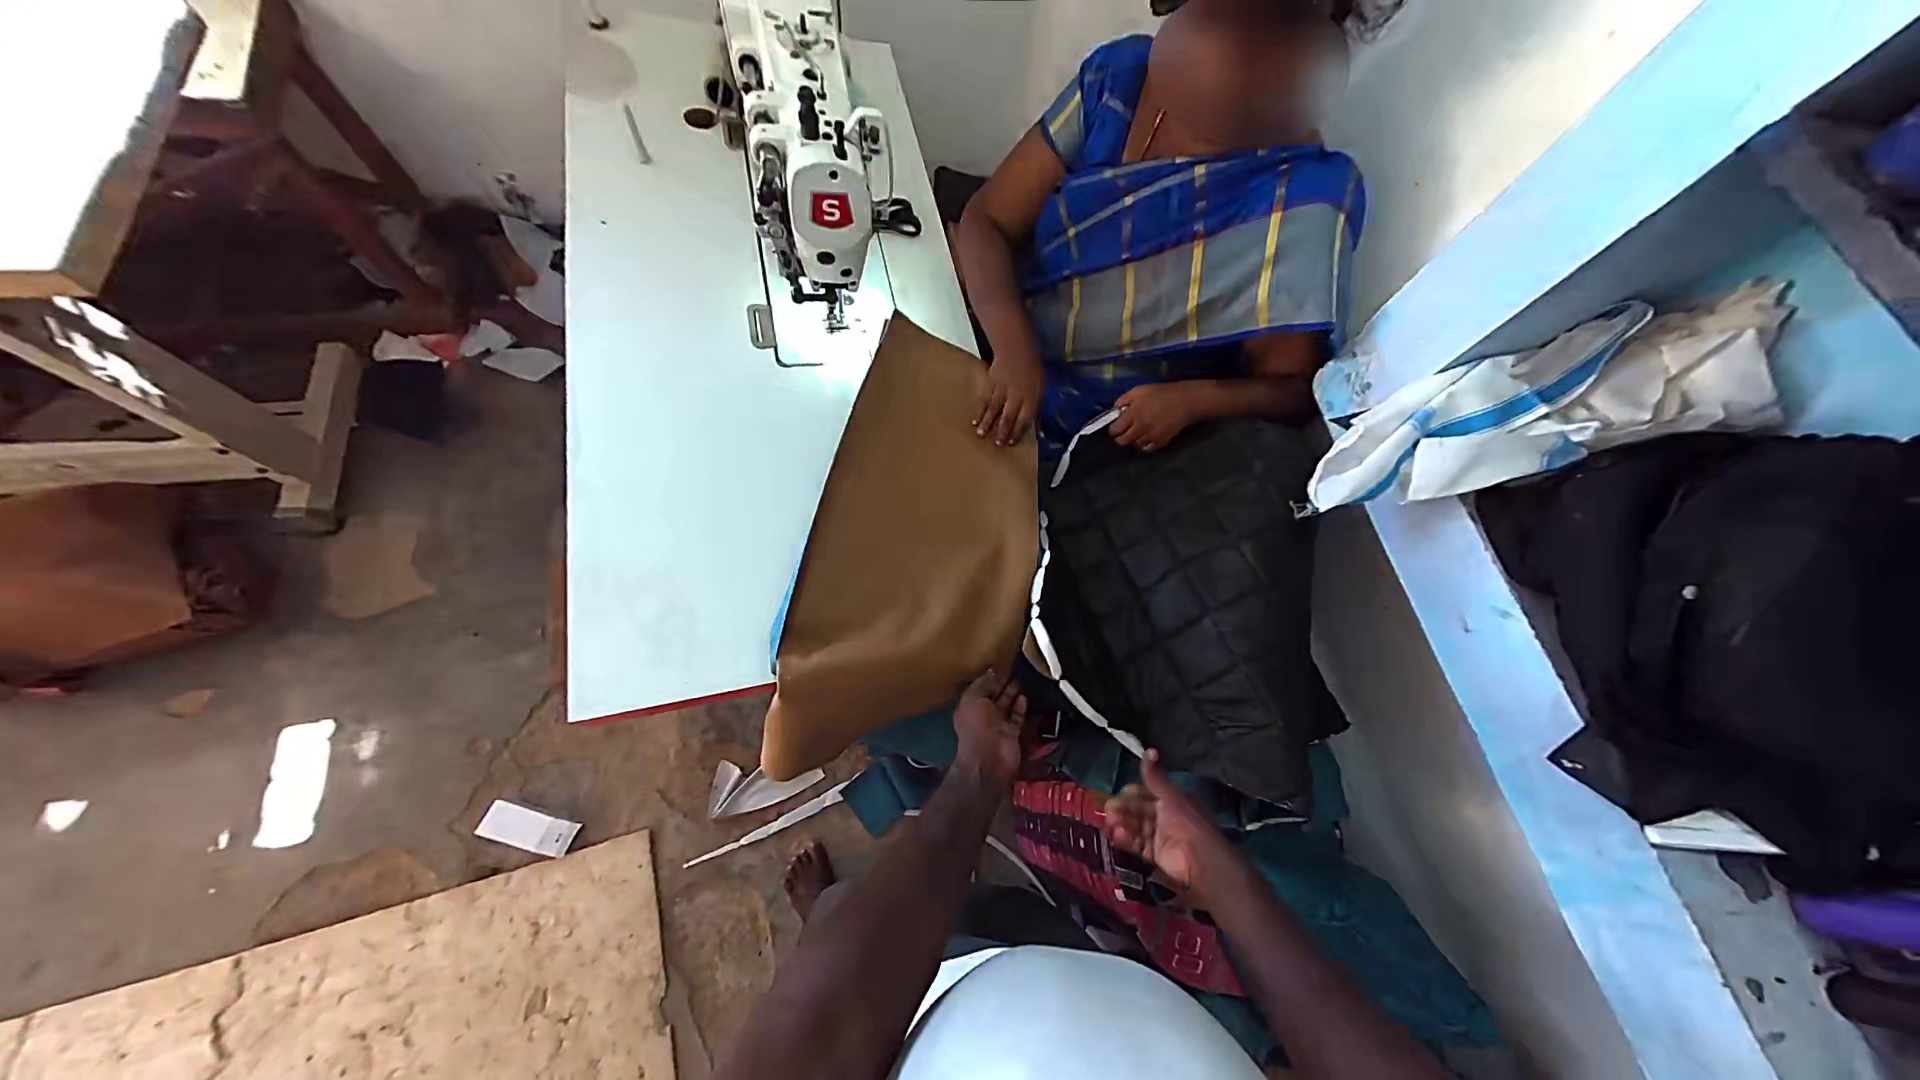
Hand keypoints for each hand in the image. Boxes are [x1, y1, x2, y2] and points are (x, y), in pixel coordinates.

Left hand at [952, 669, 1026, 786]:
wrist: (989, 757)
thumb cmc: (977, 724)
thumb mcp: (973, 698)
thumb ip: (983, 684)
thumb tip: (992, 672)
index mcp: (970, 705)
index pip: (980, 687)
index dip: (989, 677)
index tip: (1000, 664)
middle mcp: (983, 714)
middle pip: (994, 695)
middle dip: (1003, 683)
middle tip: (1015, 668)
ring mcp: (998, 723)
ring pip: (1007, 704)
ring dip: (1013, 693)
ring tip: (1022, 679)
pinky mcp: (1012, 732)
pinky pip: (1017, 716)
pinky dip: (1020, 707)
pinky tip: (1024, 696)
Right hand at [976, 352, 1044, 446]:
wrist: (1016, 349)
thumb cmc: (1030, 370)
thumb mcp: (1041, 388)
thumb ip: (1036, 406)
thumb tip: (1035, 426)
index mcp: (1031, 396)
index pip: (1024, 418)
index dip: (1017, 432)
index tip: (1011, 442)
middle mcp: (1016, 394)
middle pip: (1008, 416)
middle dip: (1002, 431)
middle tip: (997, 444)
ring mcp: (1002, 388)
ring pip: (994, 408)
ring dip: (987, 423)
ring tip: (981, 435)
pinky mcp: (990, 383)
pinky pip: (984, 399)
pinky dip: (979, 411)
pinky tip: (974, 421)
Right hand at [1103, 750, 1223, 889]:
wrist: (1200, 858)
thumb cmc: (1187, 821)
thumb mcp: (1171, 796)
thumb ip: (1155, 777)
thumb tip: (1149, 750)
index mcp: (1169, 799)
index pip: (1143, 793)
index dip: (1129, 795)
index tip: (1118, 796)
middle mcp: (1163, 816)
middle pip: (1136, 811)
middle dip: (1122, 810)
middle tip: (1109, 812)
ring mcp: (1158, 835)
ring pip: (1134, 826)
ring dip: (1122, 824)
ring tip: (1113, 826)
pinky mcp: (1154, 854)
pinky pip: (1136, 843)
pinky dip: (1126, 839)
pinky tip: (1118, 836)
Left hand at [1110, 383, 1201, 451]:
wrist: (1184, 401)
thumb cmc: (1161, 394)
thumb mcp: (1139, 391)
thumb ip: (1124, 400)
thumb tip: (1115, 409)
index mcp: (1133, 415)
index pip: (1115, 429)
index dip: (1113, 429)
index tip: (1115, 426)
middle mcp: (1140, 428)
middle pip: (1122, 441)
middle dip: (1120, 437)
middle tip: (1123, 432)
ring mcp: (1150, 437)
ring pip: (1135, 445)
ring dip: (1133, 440)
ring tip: (1137, 432)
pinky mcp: (1160, 442)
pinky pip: (1147, 449)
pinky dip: (1144, 445)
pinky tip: (1146, 437)